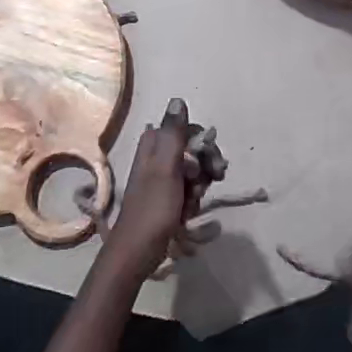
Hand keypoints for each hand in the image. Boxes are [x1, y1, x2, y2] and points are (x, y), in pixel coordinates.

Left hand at [102, 99, 203, 276]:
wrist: (139, 251)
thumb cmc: (153, 208)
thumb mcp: (165, 168)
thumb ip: (173, 133)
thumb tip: (177, 100)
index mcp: (154, 144)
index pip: (190, 130)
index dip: (204, 147)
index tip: (211, 165)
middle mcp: (157, 156)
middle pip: (195, 150)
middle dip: (205, 169)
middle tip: (208, 184)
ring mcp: (162, 177)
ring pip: (195, 171)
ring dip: (199, 187)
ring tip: (191, 204)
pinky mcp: (167, 195)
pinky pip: (190, 189)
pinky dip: (193, 199)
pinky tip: (187, 212)